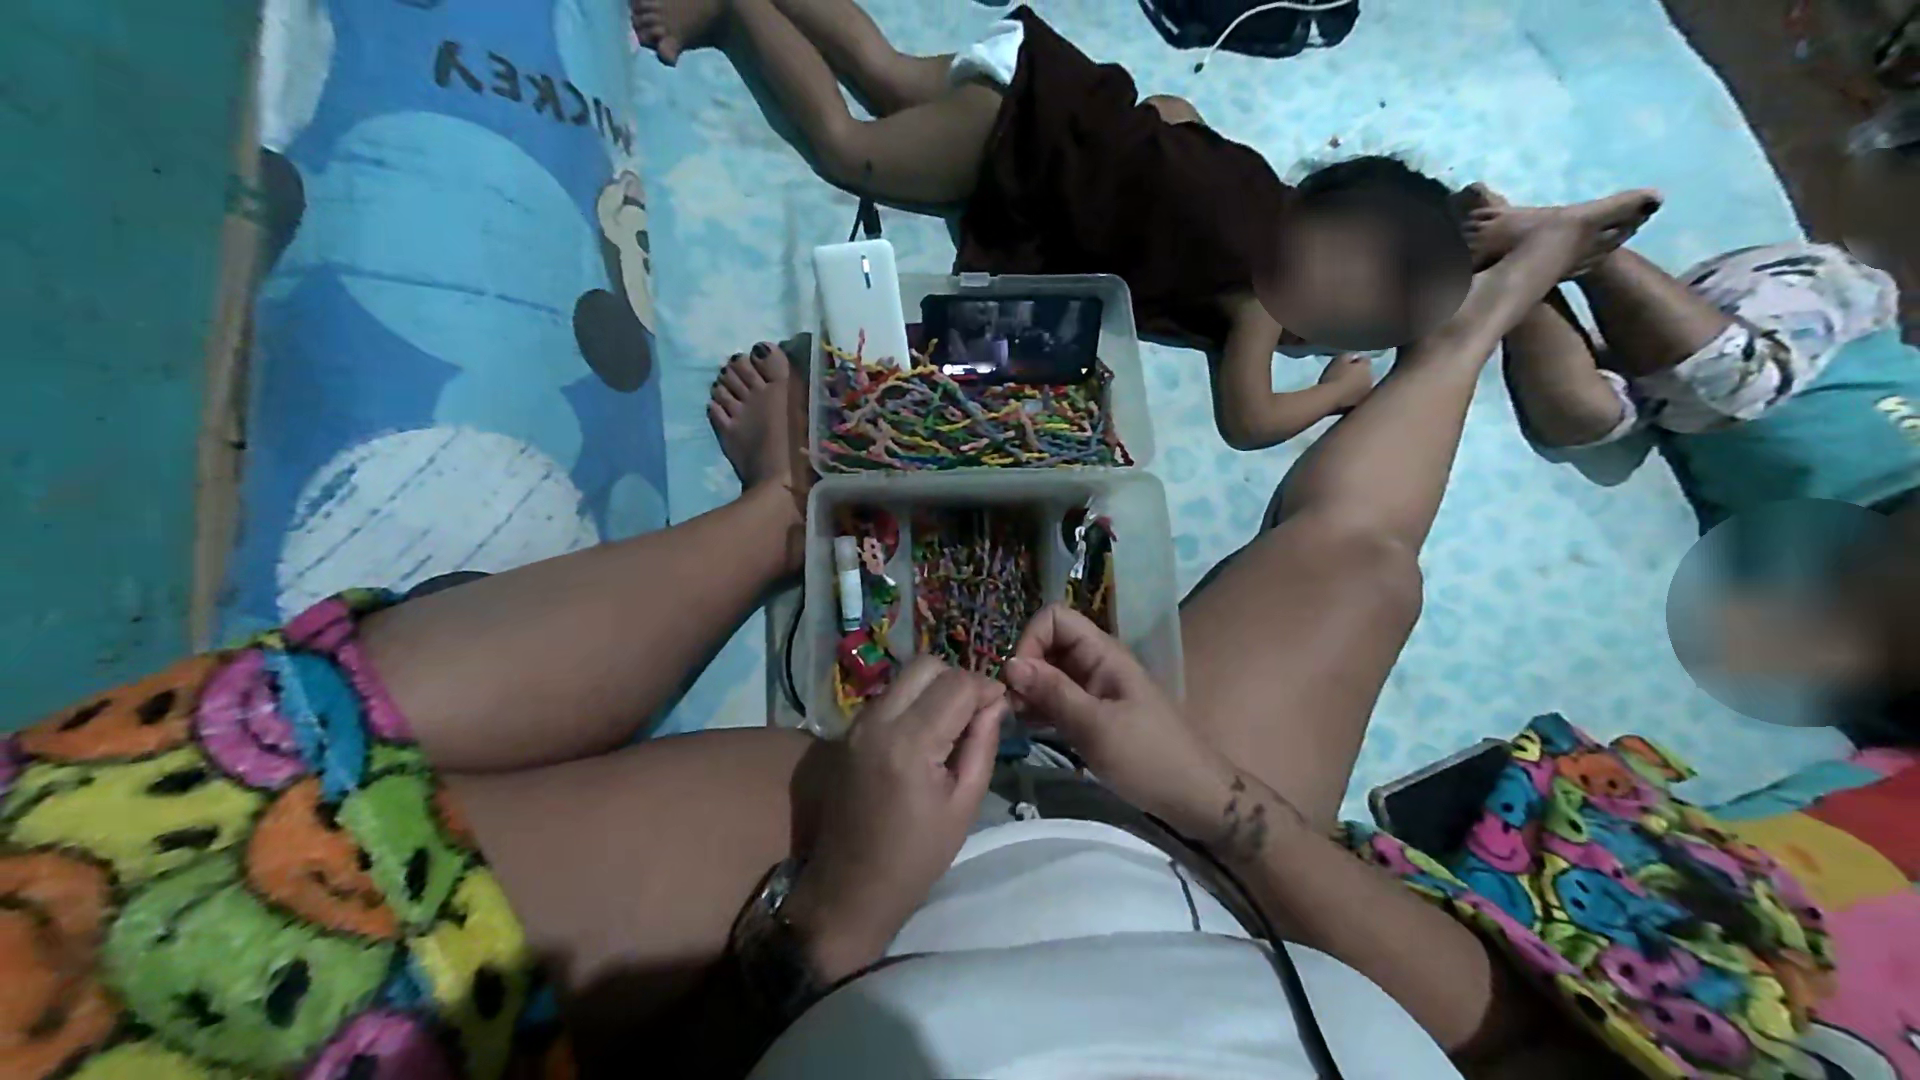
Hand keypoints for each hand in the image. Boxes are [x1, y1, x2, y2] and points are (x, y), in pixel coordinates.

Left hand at [783, 659, 1004, 981]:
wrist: (849, 887)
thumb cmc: (916, 856)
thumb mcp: (965, 804)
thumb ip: (982, 743)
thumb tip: (995, 702)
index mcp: (910, 743)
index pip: (957, 684)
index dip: (986, 688)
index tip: (1000, 708)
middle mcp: (878, 721)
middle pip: (927, 665)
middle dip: (958, 680)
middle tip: (974, 712)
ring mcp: (857, 723)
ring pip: (905, 675)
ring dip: (934, 688)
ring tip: (950, 724)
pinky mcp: (848, 730)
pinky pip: (888, 695)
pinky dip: (912, 700)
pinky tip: (924, 732)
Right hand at [1003, 605, 1239, 841]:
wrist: (1194, 797)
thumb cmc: (1149, 758)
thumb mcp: (1096, 726)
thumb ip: (1053, 692)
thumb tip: (1009, 664)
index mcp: (1103, 653)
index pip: (1054, 618)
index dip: (1031, 640)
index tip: (1018, 679)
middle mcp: (1095, 662)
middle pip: (1047, 644)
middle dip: (1024, 669)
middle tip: (1014, 707)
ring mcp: (1093, 688)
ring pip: (1048, 672)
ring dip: (1029, 691)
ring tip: (1020, 721)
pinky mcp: (1092, 712)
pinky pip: (1056, 697)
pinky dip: (1040, 708)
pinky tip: (1031, 729)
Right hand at [1317, 353, 1374, 411]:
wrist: (1330, 398)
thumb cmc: (1334, 377)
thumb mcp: (1339, 360)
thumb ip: (1349, 355)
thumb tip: (1354, 356)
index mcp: (1367, 367)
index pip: (1365, 359)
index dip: (1356, 360)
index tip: (1347, 363)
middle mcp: (1371, 379)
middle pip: (1367, 374)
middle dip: (1359, 374)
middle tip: (1346, 376)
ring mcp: (1367, 393)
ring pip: (1363, 386)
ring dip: (1358, 386)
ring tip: (1345, 389)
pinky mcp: (1360, 405)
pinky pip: (1358, 397)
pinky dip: (1353, 396)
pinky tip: (1344, 398)